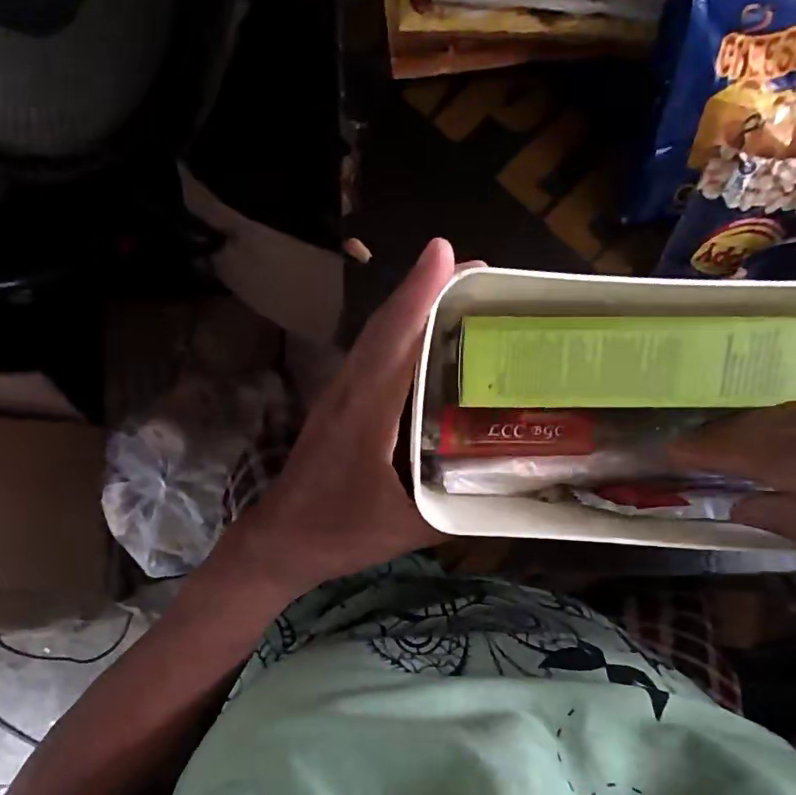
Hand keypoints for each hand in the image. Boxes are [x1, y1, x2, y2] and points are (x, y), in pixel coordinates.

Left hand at [218, 239, 456, 598]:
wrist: (280, 541)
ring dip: (413, 308)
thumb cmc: (339, 533)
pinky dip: (400, 337)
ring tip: (459, 293)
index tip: (449, 253)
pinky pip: (372, 359)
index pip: (394, 342)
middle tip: (480, 270)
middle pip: (387, 327)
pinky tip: (425, 343)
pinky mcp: (338, 407)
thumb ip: (460, 510)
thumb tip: (515, 490)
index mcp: (365, 413)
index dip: (420, 295)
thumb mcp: (407, 528)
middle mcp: (349, 393)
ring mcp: (339, 397)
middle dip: (428, 290)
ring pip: (376, 339)